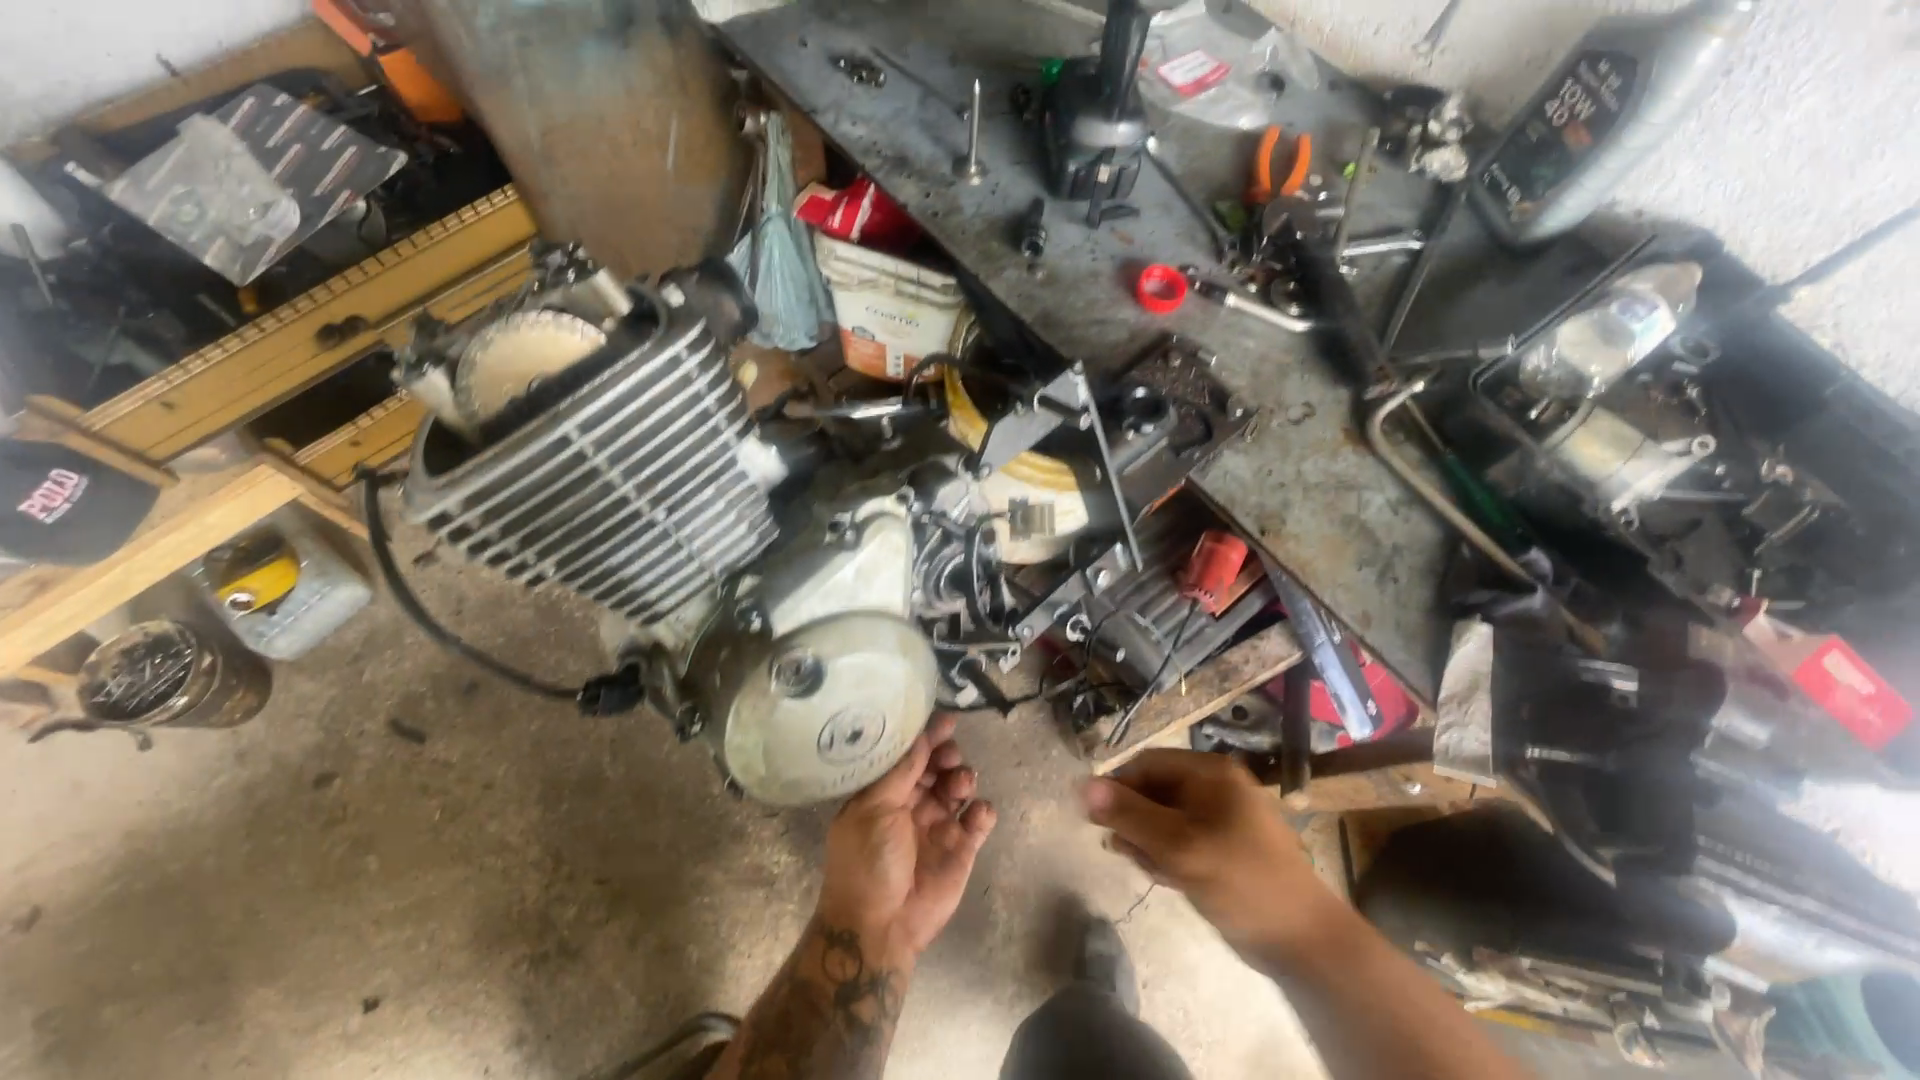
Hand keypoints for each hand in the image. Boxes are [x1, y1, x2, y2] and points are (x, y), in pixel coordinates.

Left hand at [815, 714, 997, 964]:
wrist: (879, 925)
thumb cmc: (866, 861)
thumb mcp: (873, 809)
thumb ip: (901, 772)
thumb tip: (920, 736)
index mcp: (883, 795)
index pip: (908, 757)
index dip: (926, 738)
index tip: (946, 721)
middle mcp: (911, 806)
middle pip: (936, 768)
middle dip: (947, 756)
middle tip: (951, 757)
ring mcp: (938, 827)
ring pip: (959, 789)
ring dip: (963, 779)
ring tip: (960, 786)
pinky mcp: (962, 849)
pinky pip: (979, 820)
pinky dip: (982, 811)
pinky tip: (976, 815)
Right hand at [1084, 750, 1340, 959]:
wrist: (1302, 939)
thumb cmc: (1240, 882)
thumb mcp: (1178, 847)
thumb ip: (1130, 815)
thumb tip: (1083, 785)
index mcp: (1211, 773)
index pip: (1147, 764)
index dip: (1117, 787)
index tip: (1094, 820)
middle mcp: (1217, 787)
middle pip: (1155, 790)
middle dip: (1134, 819)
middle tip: (1124, 852)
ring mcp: (1223, 817)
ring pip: (1165, 818)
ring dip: (1148, 841)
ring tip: (1150, 869)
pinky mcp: (1226, 847)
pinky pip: (1183, 840)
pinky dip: (1168, 855)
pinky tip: (1166, 879)